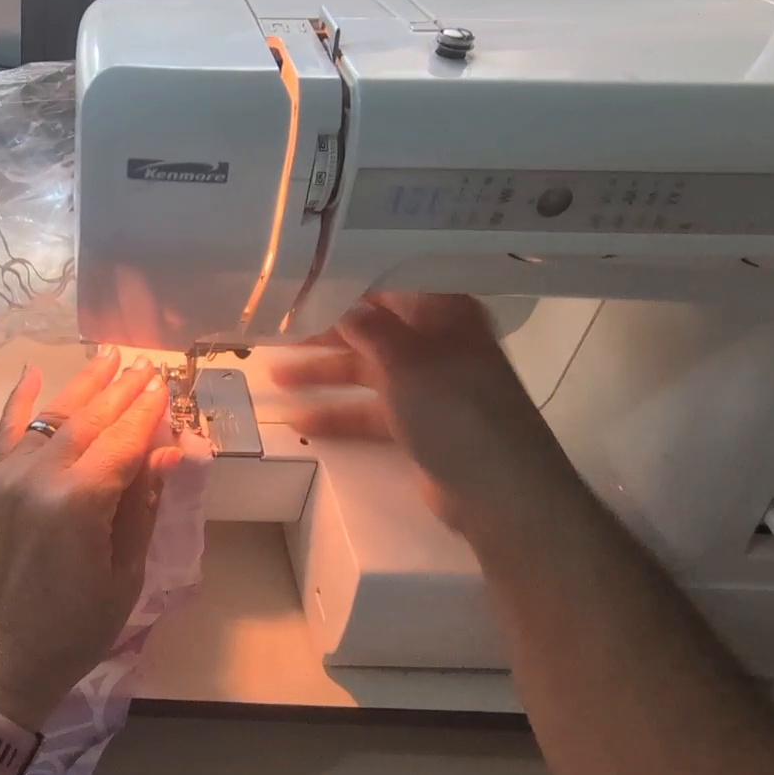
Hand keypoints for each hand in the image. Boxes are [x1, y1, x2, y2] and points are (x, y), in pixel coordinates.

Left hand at [0, 348, 180, 729]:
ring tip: (107, 357)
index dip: (148, 412)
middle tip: (145, 364)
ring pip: (51, 417)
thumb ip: (140, 505)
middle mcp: (41, 475)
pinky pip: (5, 431)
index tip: (166, 384)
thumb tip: (166, 451)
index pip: (124, 441)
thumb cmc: (73, 629)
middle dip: (121, 389)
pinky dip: (20, 402)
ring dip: (82, 385)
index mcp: (81, 502)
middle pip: (89, 419)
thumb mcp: (124, 574)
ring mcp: (8, 475)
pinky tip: (34, 375)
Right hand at [272, 292, 580, 532]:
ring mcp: (427, 385)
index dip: (346, 284)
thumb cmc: (455, 409)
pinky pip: (369, 410)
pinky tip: (299, 420)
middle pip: (370, 329)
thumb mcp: (404, 361)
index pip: (388, 286)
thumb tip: (339, 302)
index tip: (301, 283)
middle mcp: (435, 343)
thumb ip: (367, 327)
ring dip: (322, 373)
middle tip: (275, 332)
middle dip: (323, 333)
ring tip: (273, 376)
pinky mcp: (418, 423)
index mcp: (443, 314)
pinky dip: (338, 414)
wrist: (500, 491)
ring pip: (365, 370)